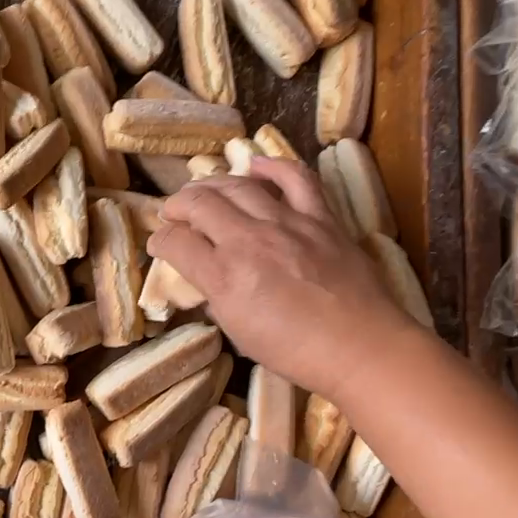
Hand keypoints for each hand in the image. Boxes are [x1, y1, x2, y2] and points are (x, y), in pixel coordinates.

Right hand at [149, 158, 421, 401]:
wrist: (358, 346)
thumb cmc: (293, 352)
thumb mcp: (238, 333)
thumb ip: (217, 300)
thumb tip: (208, 284)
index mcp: (224, 277)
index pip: (176, 243)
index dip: (160, 241)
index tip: (158, 243)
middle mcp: (249, 241)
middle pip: (200, 204)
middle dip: (177, 205)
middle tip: (173, 212)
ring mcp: (287, 223)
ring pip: (238, 185)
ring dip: (212, 183)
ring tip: (202, 189)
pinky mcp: (320, 217)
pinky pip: (295, 178)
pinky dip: (272, 167)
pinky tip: (256, 166)